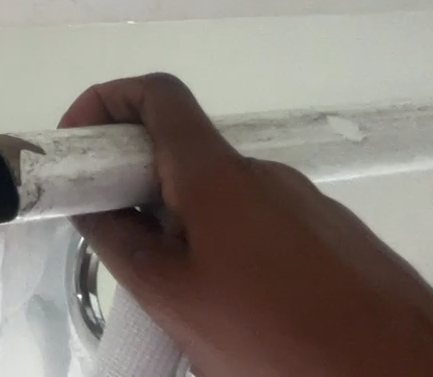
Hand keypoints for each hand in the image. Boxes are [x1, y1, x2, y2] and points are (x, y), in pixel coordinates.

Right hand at [62, 74, 432, 376]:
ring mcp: (316, 210)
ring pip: (223, 195)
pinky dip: (233, 246)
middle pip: (181, 152)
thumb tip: (91, 208)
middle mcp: (266, 176)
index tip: (81, 147)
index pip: (154, 94)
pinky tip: (240, 305)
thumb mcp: (168, 295)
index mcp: (217, 174)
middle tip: (119, 234)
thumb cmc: (281, 339)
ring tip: (181, 285)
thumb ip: (113, 237)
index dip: (104, 101)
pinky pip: (267, 226)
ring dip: (185, 221)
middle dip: (136, 182)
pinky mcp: (351, 248)